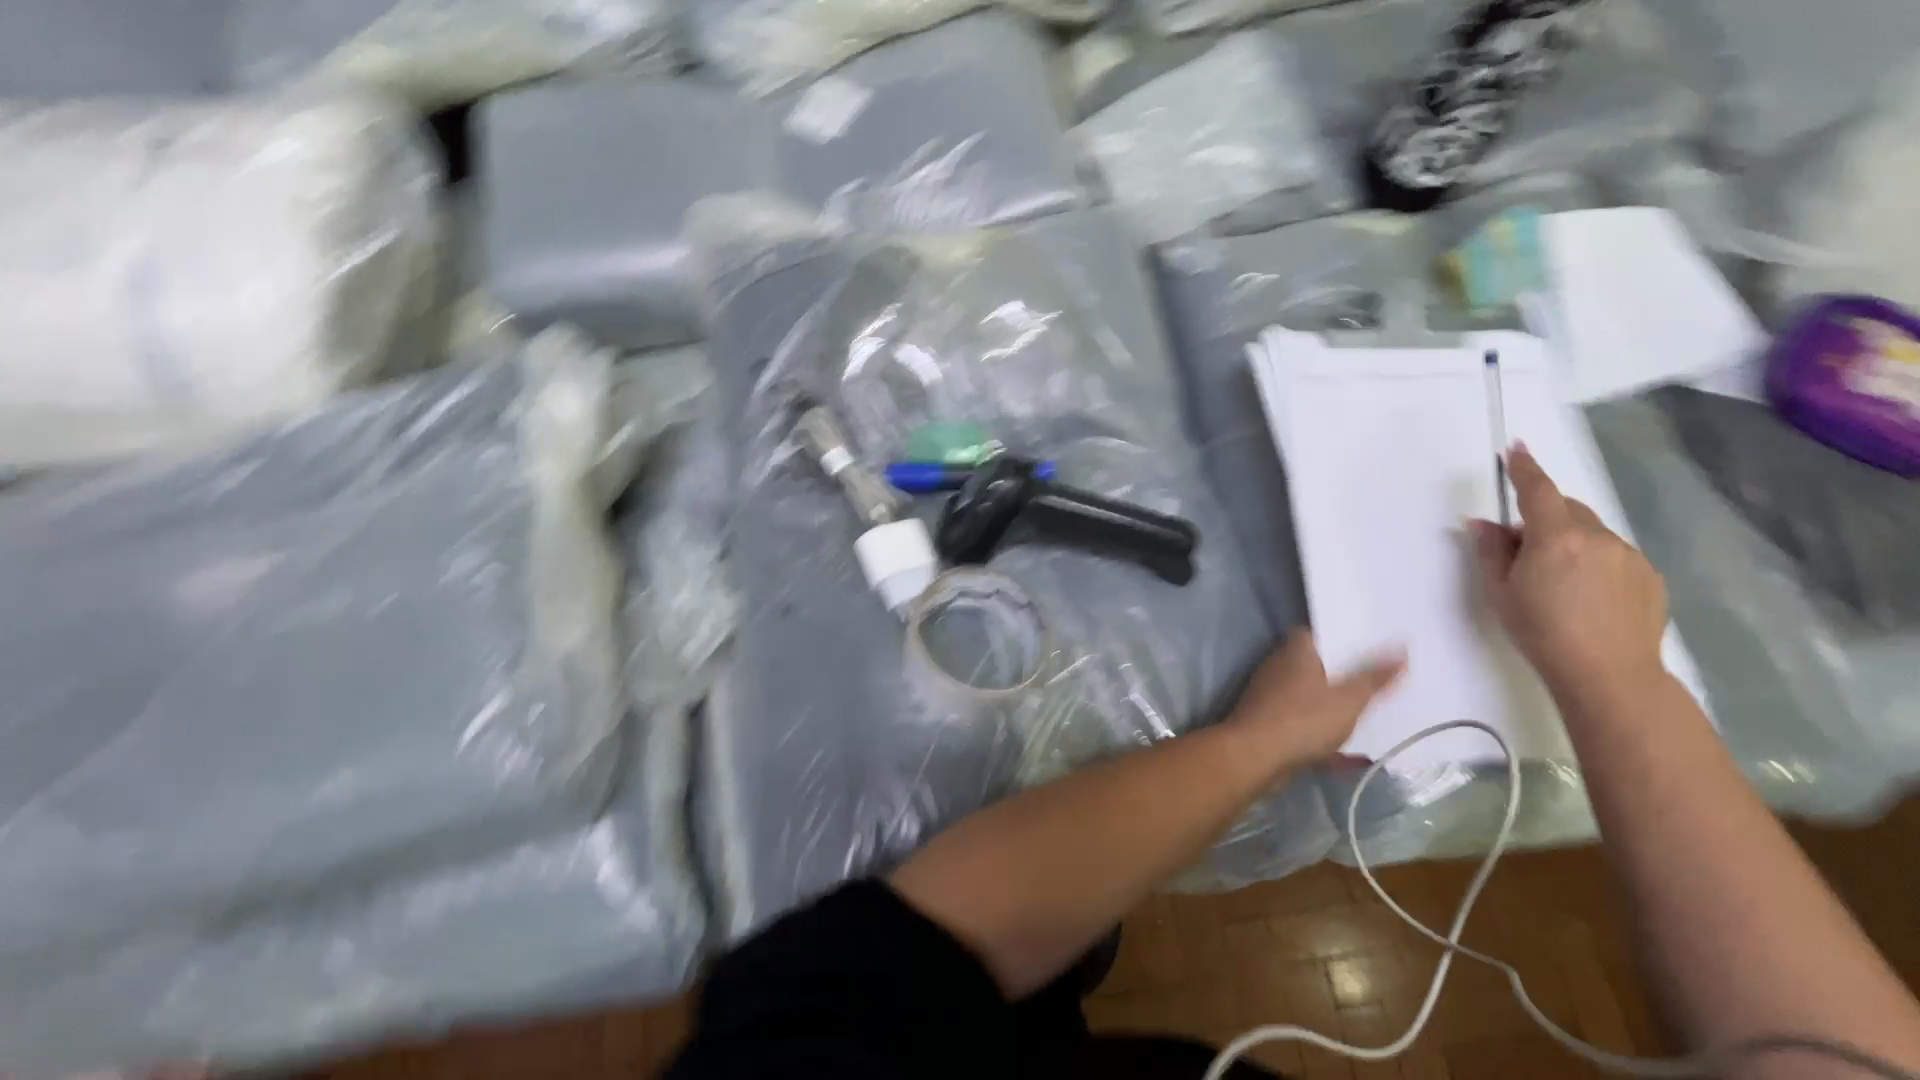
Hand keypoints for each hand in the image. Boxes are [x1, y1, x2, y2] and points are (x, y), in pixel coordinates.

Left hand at [1226, 631, 1404, 767]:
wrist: (1254, 758)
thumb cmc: (1303, 719)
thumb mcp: (1349, 698)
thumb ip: (1375, 677)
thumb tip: (1402, 649)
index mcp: (1296, 652)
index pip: (1319, 633)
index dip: (1344, 638)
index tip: (1372, 648)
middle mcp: (1279, 669)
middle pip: (1317, 668)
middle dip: (1345, 678)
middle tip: (1378, 684)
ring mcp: (1271, 698)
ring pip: (1311, 700)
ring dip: (1336, 711)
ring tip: (1371, 718)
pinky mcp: (1269, 727)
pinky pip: (1305, 729)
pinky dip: (1327, 742)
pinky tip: (1355, 759)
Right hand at [1468, 444, 1669, 699]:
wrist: (1609, 675)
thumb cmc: (1540, 633)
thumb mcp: (1499, 593)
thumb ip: (1490, 551)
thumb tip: (1484, 523)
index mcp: (1555, 538)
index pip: (1537, 490)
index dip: (1524, 468)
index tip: (1516, 448)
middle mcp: (1596, 537)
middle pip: (1566, 509)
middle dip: (1544, 518)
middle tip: (1523, 551)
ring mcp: (1629, 555)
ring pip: (1591, 534)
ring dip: (1571, 543)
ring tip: (1558, 584)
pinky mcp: (1649, 576)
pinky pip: (1614, 556)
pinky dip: (1596, 563)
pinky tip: (1588, 599)